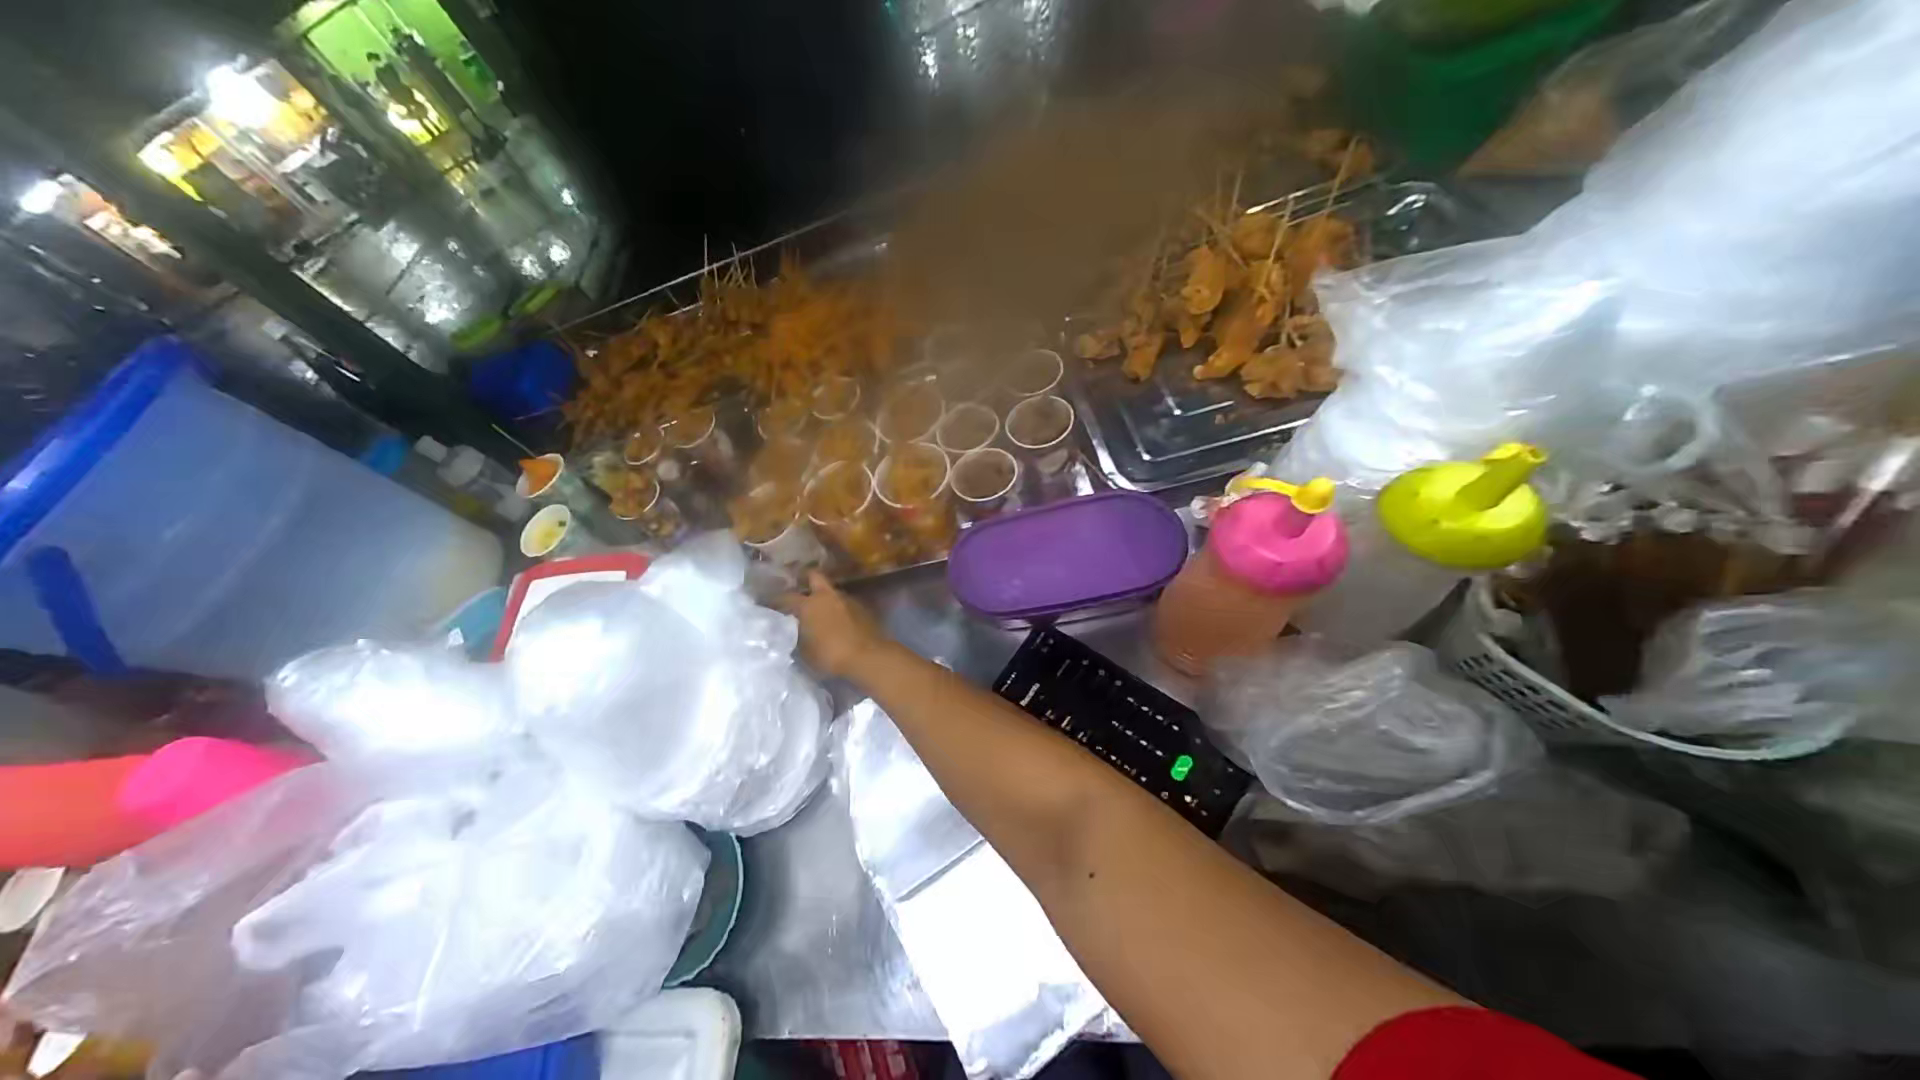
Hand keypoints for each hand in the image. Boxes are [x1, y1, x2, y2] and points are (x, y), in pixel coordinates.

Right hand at [776, 570, 889, 679]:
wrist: (868, 657)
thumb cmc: (830, 656)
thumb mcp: (805, 653)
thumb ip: (796, 639)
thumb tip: (792, 633)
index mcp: (808, 605)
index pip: (786, 597)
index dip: (776, 600)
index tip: (770, 604)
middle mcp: (827, 596)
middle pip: (814, 577)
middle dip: (806, 580)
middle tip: (800, 592)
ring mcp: (848, 600)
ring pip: (832, 591)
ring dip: (825, 598)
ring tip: (821, 611)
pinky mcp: (863, 609)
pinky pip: (846, 604)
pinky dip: (839, 609)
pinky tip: (838, 621)